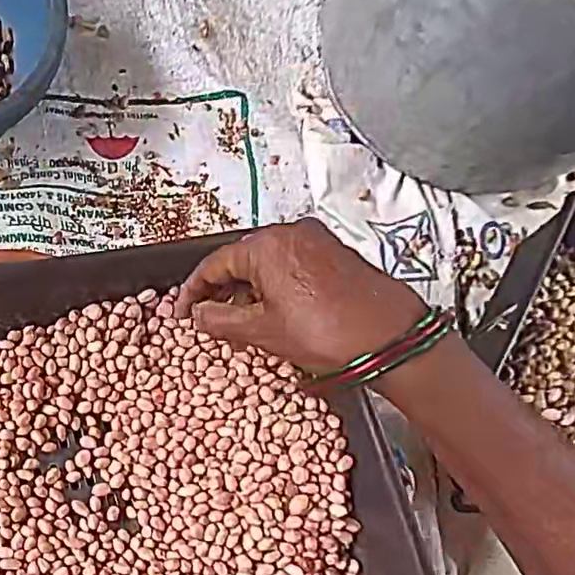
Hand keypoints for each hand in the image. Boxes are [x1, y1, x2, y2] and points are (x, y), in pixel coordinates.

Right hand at [175, 219, 428, 373]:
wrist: (391, 339)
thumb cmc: (330, 333)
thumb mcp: (261, 332)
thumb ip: (220, 320)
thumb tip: (199, 314)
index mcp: (267, 246)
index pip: (213, 265)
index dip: (192, 292)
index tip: (182, 312)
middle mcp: (291, 234)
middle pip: (239, 259)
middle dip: (219, 290)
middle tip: (206, 317)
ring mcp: (315, 241)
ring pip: (264, 262)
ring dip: (245, 289)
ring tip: (236, 320)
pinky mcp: (332, 254)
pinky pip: (288, 265)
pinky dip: (270, 286)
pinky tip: (268, 311)